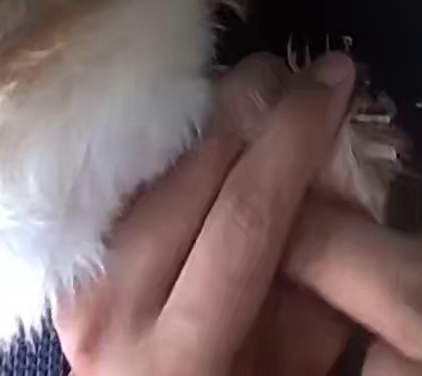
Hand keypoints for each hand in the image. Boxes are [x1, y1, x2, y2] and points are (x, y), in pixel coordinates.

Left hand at [57, 53, 358, 375]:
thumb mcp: (300, 356)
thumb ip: (326, 267)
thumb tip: (347, 158)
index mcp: (181, 356)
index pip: (245, 212)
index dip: (297, 132)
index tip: (336, 76)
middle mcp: (114, 305)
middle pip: (197, 157)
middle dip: (260, 95)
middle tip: (304, 74)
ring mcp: (85, 268)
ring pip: (165, 142)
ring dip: (225, 101)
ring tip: (269, 90)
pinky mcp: (75, 245)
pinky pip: (140, 153)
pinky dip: (189, 121)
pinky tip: (225, 113)